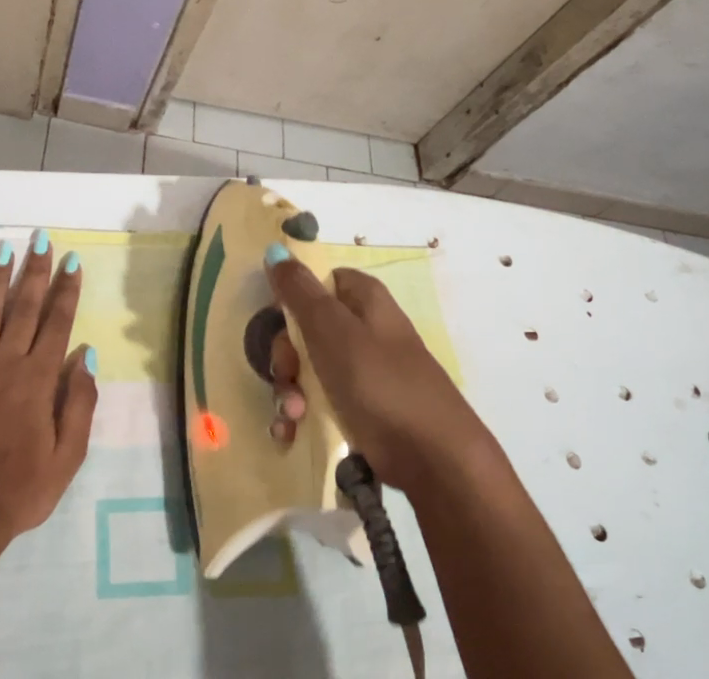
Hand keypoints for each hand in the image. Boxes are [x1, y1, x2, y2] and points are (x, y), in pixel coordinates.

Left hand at [0, 232, 96, 547]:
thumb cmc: (22, 491)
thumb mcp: (69, 456)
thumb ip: (79, 403)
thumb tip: (87, 354)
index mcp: (38, 381)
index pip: (57, 324)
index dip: (66, 291)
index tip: (72, 261)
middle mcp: (5, 365)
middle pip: (23, 309)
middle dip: (35, 272)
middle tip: (42, 239)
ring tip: (4, 251)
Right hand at [264, 251, 476, 490]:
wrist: (433, 459)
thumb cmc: (381, 383)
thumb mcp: (333, 330)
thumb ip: (299, 291)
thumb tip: (275, 250)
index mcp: (364, 301)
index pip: (320, 281)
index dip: (293, 298)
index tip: (277, 320)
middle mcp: (363, 331)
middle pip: (305, 329)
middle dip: (286, 356)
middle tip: (287, 375)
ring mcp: (362, 373)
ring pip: (306, 370)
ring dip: (289, 391)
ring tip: (292, 415)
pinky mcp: (359, 410)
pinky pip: (317, 403)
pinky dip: (300, 416)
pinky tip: (291, 433)